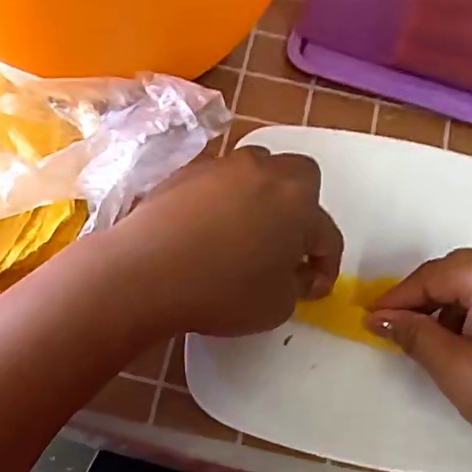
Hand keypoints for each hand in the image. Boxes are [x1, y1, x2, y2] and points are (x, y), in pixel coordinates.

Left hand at [108, 146, 342, 336]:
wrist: (144, 273)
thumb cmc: (222, 292)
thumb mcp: (278, 305)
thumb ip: (298, 283)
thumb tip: (296, 271)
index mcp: (299, 200)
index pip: (326, 235)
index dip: (325, 267)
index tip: (312, 289)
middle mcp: (265, 171)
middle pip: (298, 182)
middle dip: (300, 212)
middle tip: (284, 247)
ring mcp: (222, 166)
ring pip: (256, 176)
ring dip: (260, 201)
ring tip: (243, 236)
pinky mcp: (185, 171)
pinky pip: (217, 185)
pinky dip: (221, 203)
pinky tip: (206, 233)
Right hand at [364, 250, 471, 471]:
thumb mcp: (458, 372)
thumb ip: (416, 337)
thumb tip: (382, 318)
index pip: (438, 273)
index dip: (400, 295)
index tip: (372, 318)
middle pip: (468, 268)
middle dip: (430, 296)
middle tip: (405, 327)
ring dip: (462, 302)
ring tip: (445, 341)